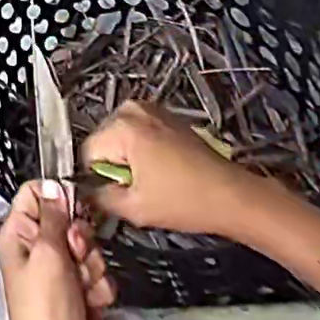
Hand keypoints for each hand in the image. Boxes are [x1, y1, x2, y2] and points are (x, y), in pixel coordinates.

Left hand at [0, 180, 114, 319]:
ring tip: (82, 286)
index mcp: (17, 235)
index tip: (71, 210)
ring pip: (87, 248)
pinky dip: (100, 287)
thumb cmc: (46, 316)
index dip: (57, 198)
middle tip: (74, 254)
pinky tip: (92, 303)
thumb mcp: (47, 254)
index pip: (36, 195)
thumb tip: (53, 184)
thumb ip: (53, 215)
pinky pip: (99, 275)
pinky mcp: (82, 294)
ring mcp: (60, 274)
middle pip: (67, 220)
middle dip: (79, 237)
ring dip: (92, 265)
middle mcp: (36, 251)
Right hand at [81, 102, 275, 237]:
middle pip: (103, 141)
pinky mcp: (165, 116)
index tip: (113, 192)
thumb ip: (98, 199)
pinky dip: (143, 150)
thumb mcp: (134, 208)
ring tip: (152, 179)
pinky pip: (137, 132)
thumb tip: (84, 194)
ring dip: (128, 157)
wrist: (235, 197)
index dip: (97, 177)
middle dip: (114, 165)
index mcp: (122, 127)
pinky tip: (162, 170)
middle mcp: (133, 110)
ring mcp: (151, 110)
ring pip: (119, 137)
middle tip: (137, 188)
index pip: (87, 152)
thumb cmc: (188, 201)